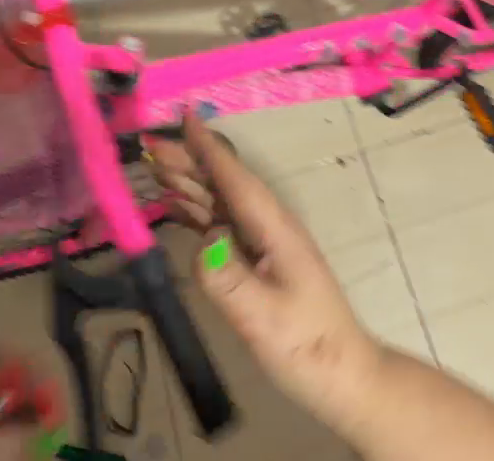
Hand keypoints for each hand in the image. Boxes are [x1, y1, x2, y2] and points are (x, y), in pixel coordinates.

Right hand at [147, 115, 385, 433]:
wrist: (343, 376)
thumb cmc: (308, 347)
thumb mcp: (265, 319)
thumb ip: (230, 281)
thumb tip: (201, 241)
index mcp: (276, 229)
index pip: (238, 179)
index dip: (210, 149)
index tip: (185, 118)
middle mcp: (269, 227)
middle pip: (225, 185)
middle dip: (190, 162)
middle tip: (150, 145)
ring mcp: (264, 244)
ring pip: (221, 202)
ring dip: (190, 183)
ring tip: (156, 166)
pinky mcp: (257, 262)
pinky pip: (221, 226)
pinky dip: (196, 212)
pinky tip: (176, 206)